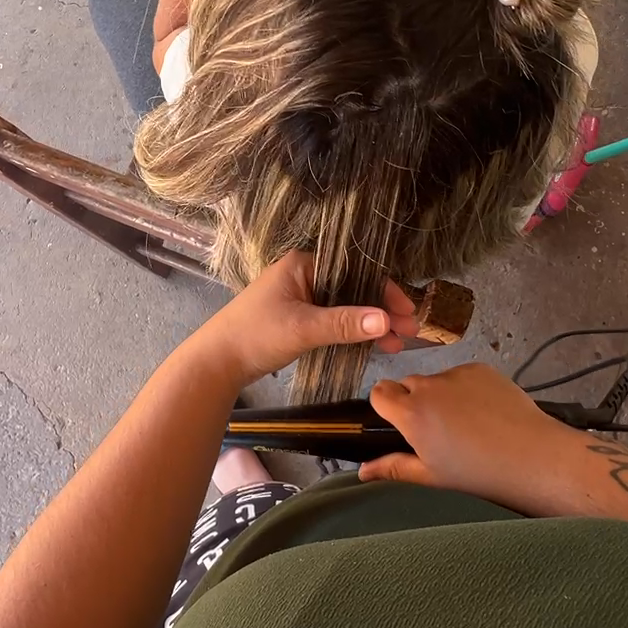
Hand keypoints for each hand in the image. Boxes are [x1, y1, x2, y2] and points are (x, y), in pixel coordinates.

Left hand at [183, 252, 418, 387]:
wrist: (217, 362)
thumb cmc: (255, 335)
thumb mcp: (304, 328)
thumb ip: (345, 323)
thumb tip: (386, 319)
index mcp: (304, 264)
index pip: (355, 271)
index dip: (384, 291)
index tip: (408, 313)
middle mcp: (305, 274)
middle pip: (354, 288)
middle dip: (382, 310)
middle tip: (410, 333)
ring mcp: (301, 297)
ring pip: (346, 306)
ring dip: (370, 324)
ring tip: (396, 345)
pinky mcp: (298, 318)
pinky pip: (334, 319)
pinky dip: (353, 331)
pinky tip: (372, 345)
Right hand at [359, 363, 590, 516]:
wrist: (534, 457)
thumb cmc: (479, 474)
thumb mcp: (431, 477)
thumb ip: (393, 468)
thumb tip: (362, 471)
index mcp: (411, 413)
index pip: (379, 391)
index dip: (386, 405)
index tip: (399, 422)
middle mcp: (429, 386)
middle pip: (407, 384)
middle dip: (415, 401)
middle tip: (437, 430)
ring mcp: (456, 373)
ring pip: (437, 380)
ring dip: (442, 395)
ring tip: (467, 424)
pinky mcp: (481, 368)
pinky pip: (462, 375)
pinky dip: (467, 389)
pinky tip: (485, 413)